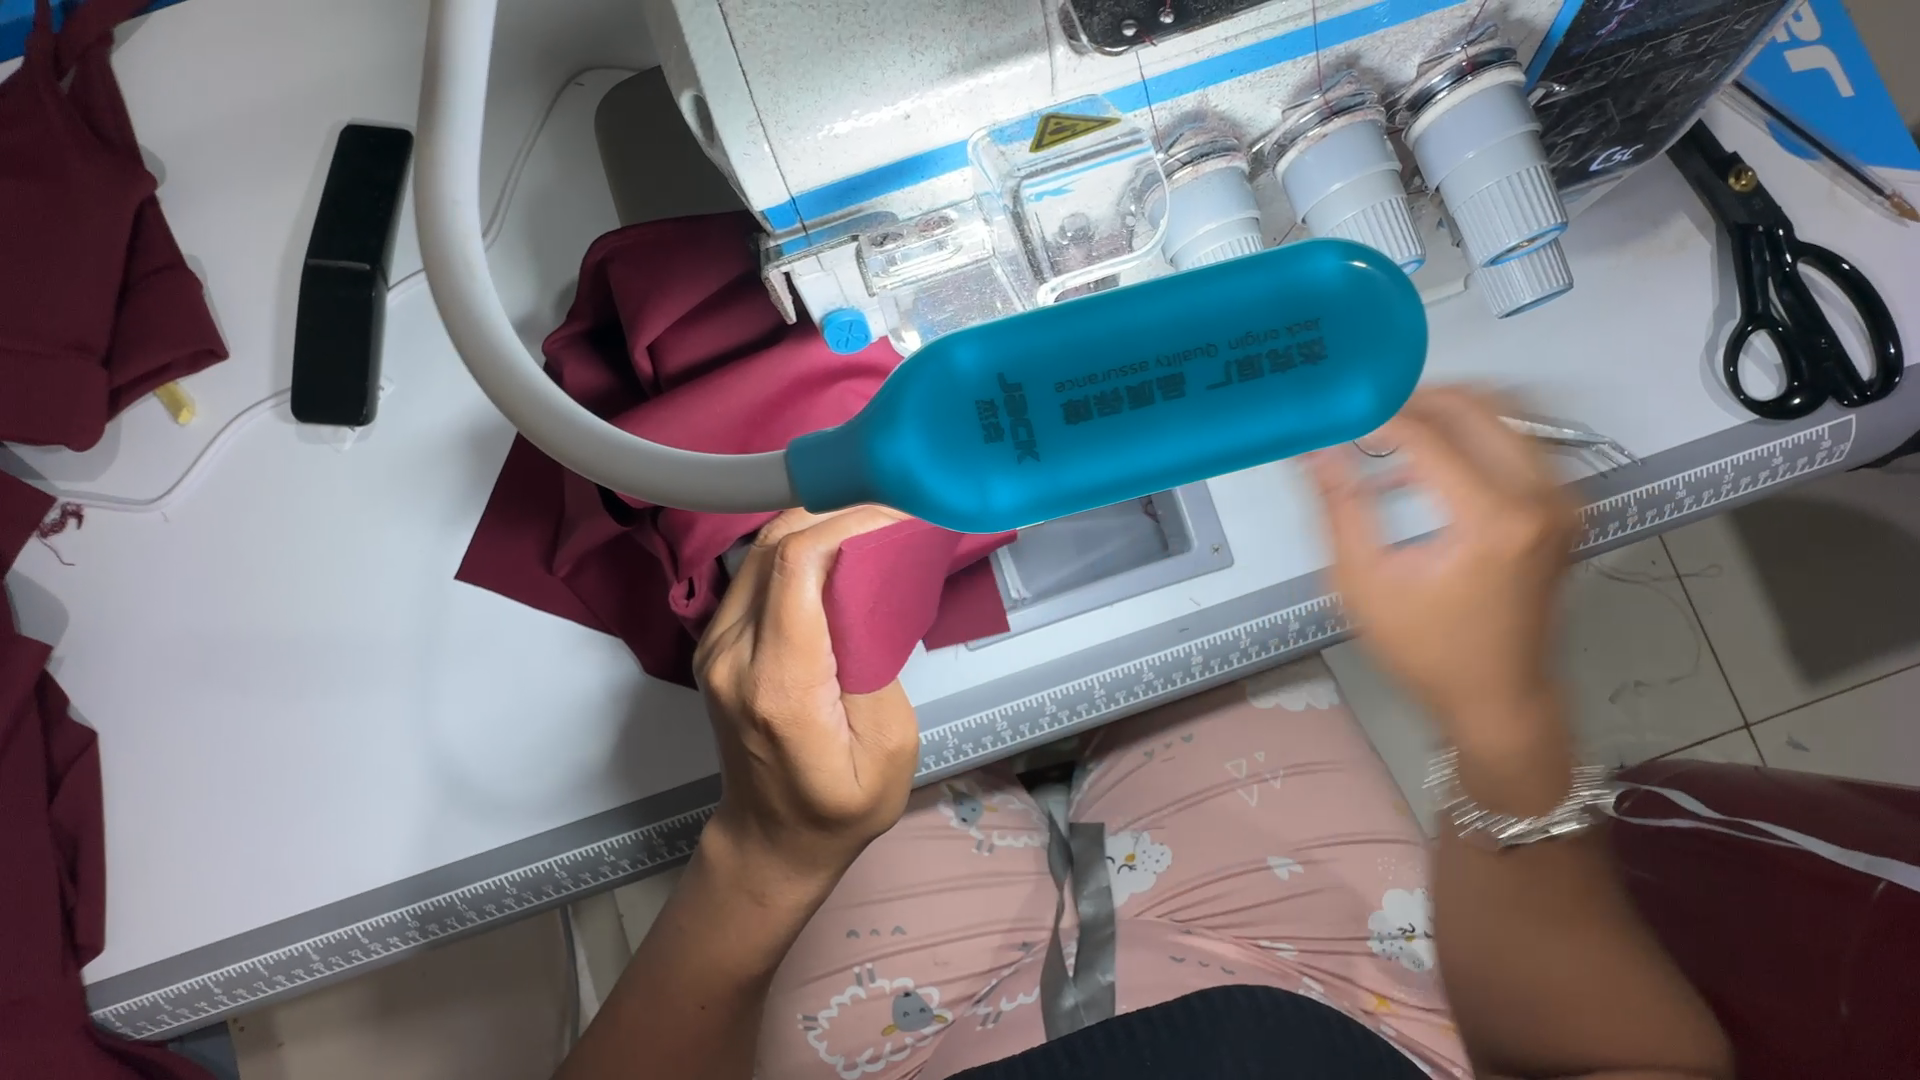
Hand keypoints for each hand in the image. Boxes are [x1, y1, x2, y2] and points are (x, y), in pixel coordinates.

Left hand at [693, 507, 922, 894]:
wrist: (771, 840)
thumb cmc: (840, 807)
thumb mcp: (889, 749)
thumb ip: (876, 662)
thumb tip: (869, 590)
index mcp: (780, 683)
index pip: (798, 565)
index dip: (851, 522)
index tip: (902, 513)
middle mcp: (734, 654)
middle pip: (776, 544)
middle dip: (840, 512)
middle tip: (896, 511)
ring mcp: (716, 645)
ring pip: (762, 549)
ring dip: (820, 523)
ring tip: (874, 525)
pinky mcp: (717, 643)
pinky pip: (757, 572)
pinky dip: (801, 547)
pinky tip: (840, 552)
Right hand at [1309, 387, 1577, 802]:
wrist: (1499, 696)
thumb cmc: (1424, 649)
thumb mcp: (1362, 582)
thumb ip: (1341, 506)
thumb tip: (1316, 449)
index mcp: (1491, 518)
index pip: (1427, 435)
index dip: (1374, 417)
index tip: (1335, 415)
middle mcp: (1541, 497)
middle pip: (1479, 405)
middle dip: (1414, 399)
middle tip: (1363, 412)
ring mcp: (1563, 499)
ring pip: (1506, 414)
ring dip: (1447, 412)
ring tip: (1391, 431)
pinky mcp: (1565, 506)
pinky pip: (1519, 441)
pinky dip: (1473, 433)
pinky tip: (1428, 460)